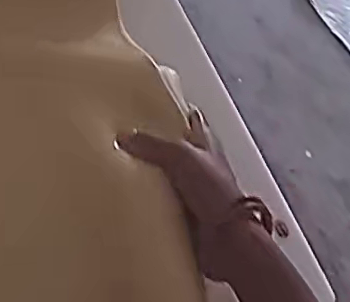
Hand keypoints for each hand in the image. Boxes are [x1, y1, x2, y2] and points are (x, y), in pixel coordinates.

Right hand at [119, 108, 240, 229]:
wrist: (228, 242)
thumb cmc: (213, 190)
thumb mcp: (181, 156)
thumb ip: (152, 145)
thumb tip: (123, 136)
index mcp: (204, 145)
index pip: (192, 122)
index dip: (178, 114)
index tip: (157, 108)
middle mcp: (200, 168)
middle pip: (175, 152)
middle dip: (155, 148)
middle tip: (128, 141)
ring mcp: (193, 195)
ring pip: (166, 181)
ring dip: (150, 180)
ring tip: (121, 170)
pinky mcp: (185, 221)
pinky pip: (161, 209)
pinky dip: (149, 207)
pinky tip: (130, 203)